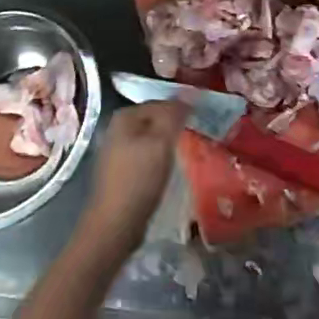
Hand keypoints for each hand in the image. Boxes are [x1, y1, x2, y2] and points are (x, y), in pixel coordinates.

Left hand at [82, 102, 188, 249]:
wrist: (115, 224)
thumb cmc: (139, 178)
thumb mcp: (161, 141)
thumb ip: (174, 114)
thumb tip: (189, 94)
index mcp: (124, 116)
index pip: (162, 102)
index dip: (183, 110)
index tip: (202, 122)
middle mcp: (117, 129)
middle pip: (156, 120)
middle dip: (176, 127)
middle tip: (198, 136)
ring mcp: (117, 151)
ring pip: (152, 139)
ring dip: (169, 144)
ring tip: (189, 152)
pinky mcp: (121, 171)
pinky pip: (147, 156)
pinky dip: (160, 159)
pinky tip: (171, 169)